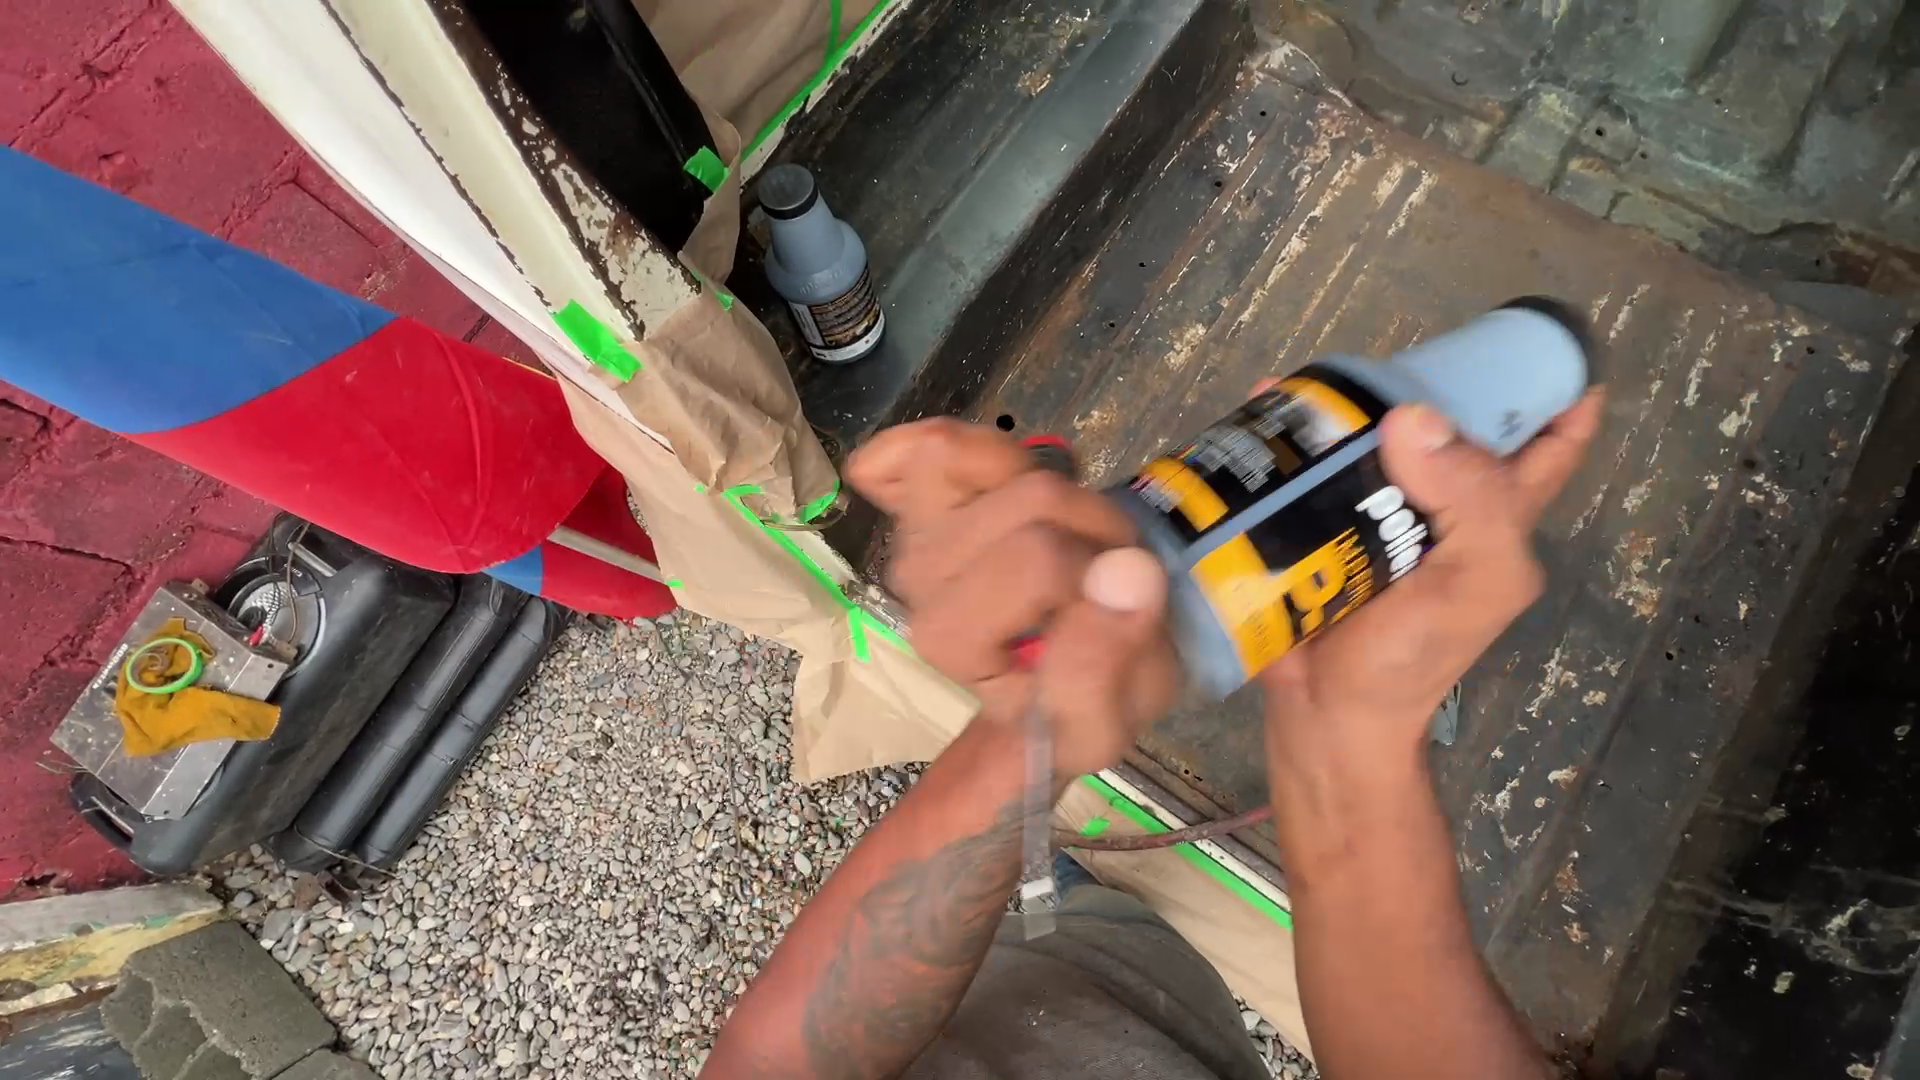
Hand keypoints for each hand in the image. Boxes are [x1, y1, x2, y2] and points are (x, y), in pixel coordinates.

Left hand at [847, 419, 1181, 776]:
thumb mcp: (1103, 723)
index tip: (1110, 611)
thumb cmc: (1070, 706)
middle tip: (1104, 574)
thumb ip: (1106, 666)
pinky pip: (935, 440)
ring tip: (1075, 537)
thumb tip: (1123, 574)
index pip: (1039, 560)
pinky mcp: (923, 496)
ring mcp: (918, 531)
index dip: (1096, 573)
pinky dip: (975, 444)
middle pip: (1033, 501)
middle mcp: (920, 578)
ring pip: (999, 458)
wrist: (1044, 685)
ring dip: (1062, 490)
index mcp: (951, 638)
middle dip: (1094, 529)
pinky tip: (1009, 471)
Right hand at [1260, 391, 1604, 770]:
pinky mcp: (1307, 525)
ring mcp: (1363, 514)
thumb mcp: (1474, 584)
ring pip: (1361, 444)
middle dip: (1418, 387)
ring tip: (1308, 377)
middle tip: (1383, 355)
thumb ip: (1472, 504)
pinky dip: (1283, 441)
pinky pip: (1300, 471)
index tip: (1533, 341)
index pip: (1544, 447)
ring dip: (1339, 409)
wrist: (1322, 709)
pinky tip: (1260, 412)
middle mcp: (1429, 506)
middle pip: (1437, 430)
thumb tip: (1411, 418)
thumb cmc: (1411, 657)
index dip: (1554, 394)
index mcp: (1492, 518)